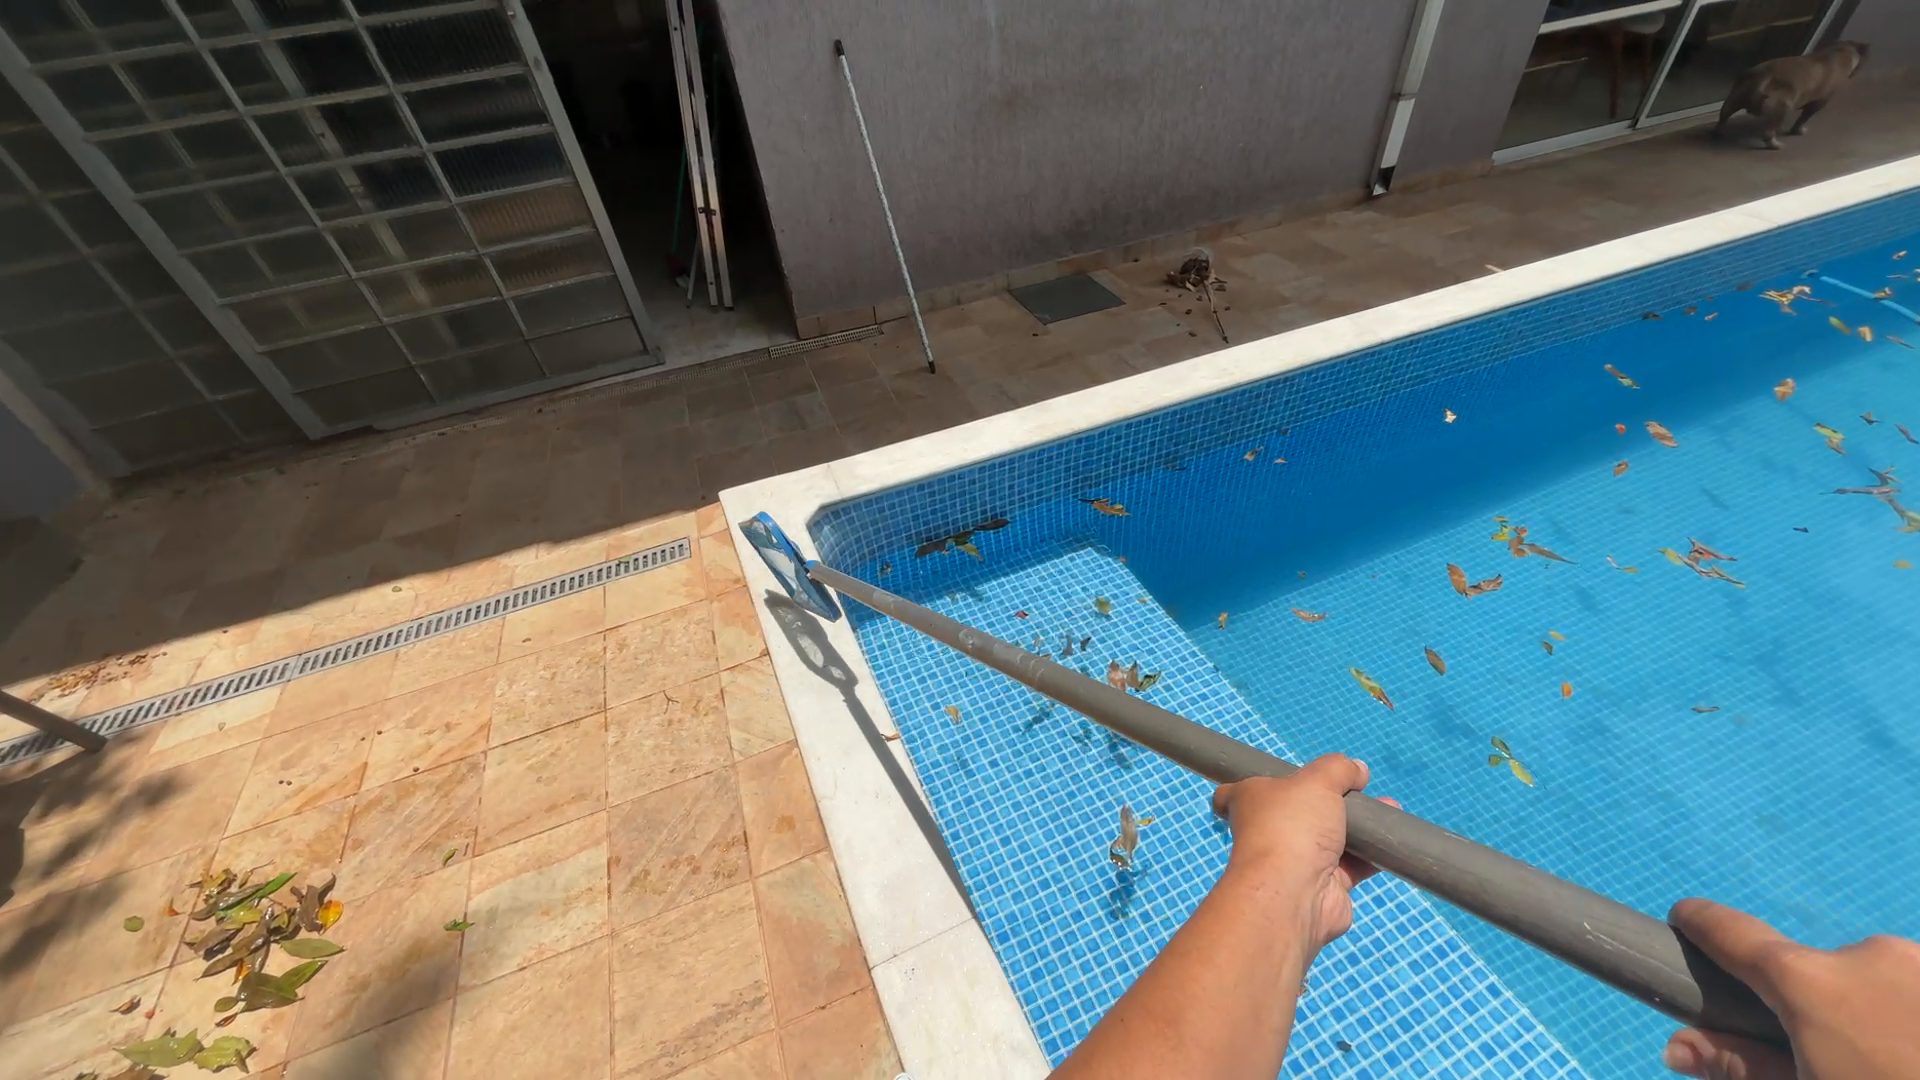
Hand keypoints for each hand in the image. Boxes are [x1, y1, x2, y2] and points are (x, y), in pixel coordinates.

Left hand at [1211, 754, 1382, 950]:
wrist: (1296, 890)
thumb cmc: (1291, 824)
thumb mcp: (1316, 781)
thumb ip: (1337, 769)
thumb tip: (1357, 769)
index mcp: (1248, 799)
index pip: (1236, 791)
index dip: (1257, 784)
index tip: (1282, 779)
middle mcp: (1265, 828)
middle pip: (1295, 811)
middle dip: (1327, 802)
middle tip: (1357, 792)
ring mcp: (1293, 858)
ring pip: (1328, 836)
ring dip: (1357, 825)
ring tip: (1387, 809)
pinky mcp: (1323, 883)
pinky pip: (1350, 864)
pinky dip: (1370, 855)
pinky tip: (1390, 842)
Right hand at [1664, 898, 1919, 1078]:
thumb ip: (1743, 1068)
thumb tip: (1677, 1048)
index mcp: (1806, 980)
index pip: (1722, 925)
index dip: (1697, 926)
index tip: (1687, 933)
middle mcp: (1868, 956)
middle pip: (1820, 968)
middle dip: (1828, 1009)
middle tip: (1853, 1063)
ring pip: (1893, 984)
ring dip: (1894, 1018)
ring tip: (1909, 1061)